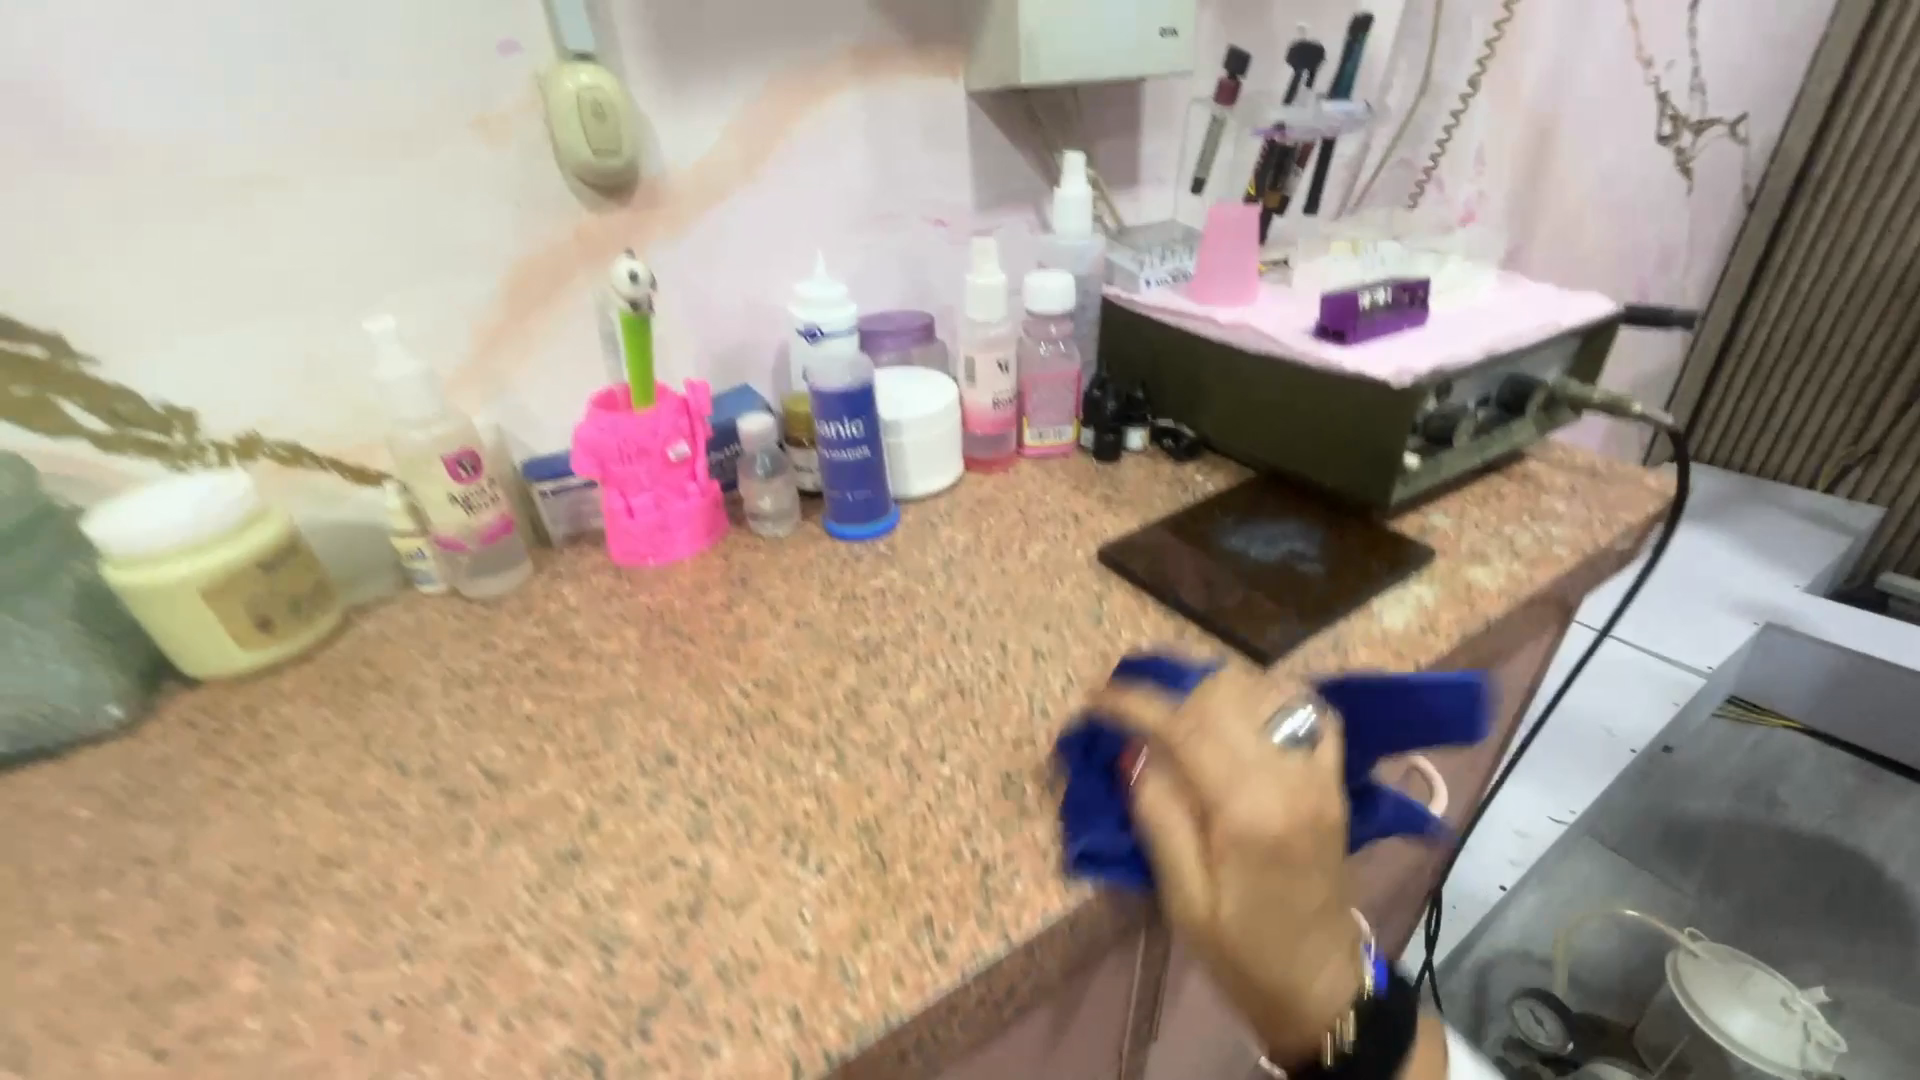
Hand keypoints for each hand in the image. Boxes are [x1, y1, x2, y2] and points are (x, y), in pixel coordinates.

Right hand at [1088, 664, 1364, 1062]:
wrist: (1321, 987)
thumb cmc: (1241, 951)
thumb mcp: (1182, 898)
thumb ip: (1158, 816)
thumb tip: (1134, 750)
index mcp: (1247, 811)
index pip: (1184, 727)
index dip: (1135, 703)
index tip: (1097, 698)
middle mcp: (1289, 778)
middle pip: (1224, 696)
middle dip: (1170, 689)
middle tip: (1132, 704)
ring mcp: (1318, 775)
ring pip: (1264, 692)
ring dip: (1214, 690)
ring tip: (1177, 707)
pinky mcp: (1332, 781)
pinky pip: (1311, 713)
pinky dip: (1273, 699)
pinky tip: (1242, 713)